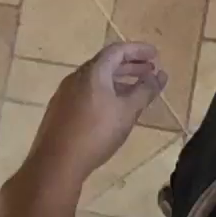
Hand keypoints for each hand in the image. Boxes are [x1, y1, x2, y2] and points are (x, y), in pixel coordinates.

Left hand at [18, 42, 166, 190]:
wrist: (54, 166)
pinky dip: (104, 92)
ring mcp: (65, 95)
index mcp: (93, 72)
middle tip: (150, 71)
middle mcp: (76, 77)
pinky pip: (86, 93)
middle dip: (131, 65)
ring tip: (136, 91)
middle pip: (106, 63)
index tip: (156, 55)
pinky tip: (112, 109)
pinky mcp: (59, 112)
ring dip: (118, 80)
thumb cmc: (95, 133)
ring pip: (96, 80)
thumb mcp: (127, 111)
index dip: (139, 50)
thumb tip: (161, 75)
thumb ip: (146, 90)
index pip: (118, 50)